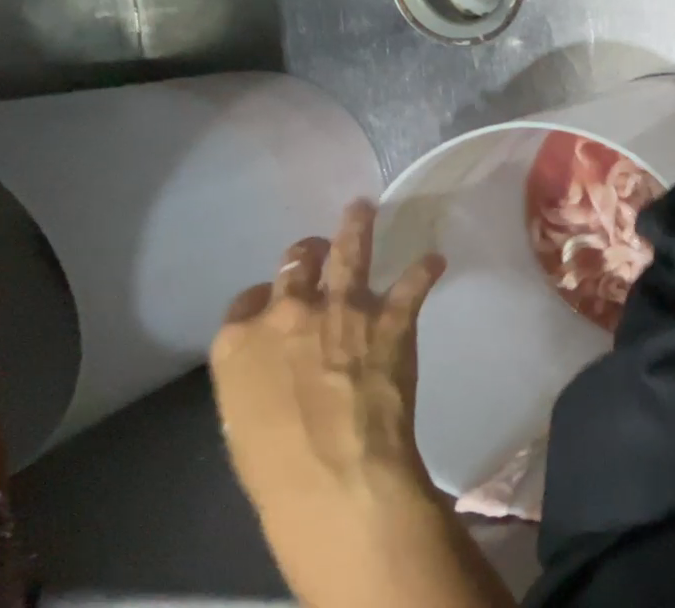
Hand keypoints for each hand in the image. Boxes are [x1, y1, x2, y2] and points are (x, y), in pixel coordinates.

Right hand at [211, 202, 444, 519]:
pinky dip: (425, 269)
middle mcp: (289, 312)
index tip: (274, 299)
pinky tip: (435, 259)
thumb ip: (260, 376)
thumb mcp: (244, 415)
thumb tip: (279, 368)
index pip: (249, 301)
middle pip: (296, 266)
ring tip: (364, 207)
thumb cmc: (277, 460)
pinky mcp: (392, 316)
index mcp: (239, 341)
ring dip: (357, 227)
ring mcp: (344, 309)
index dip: (264, 299)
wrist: (334, 467)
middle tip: (318, 245)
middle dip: (307, 252)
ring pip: (349, 253)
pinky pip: (413, 281)